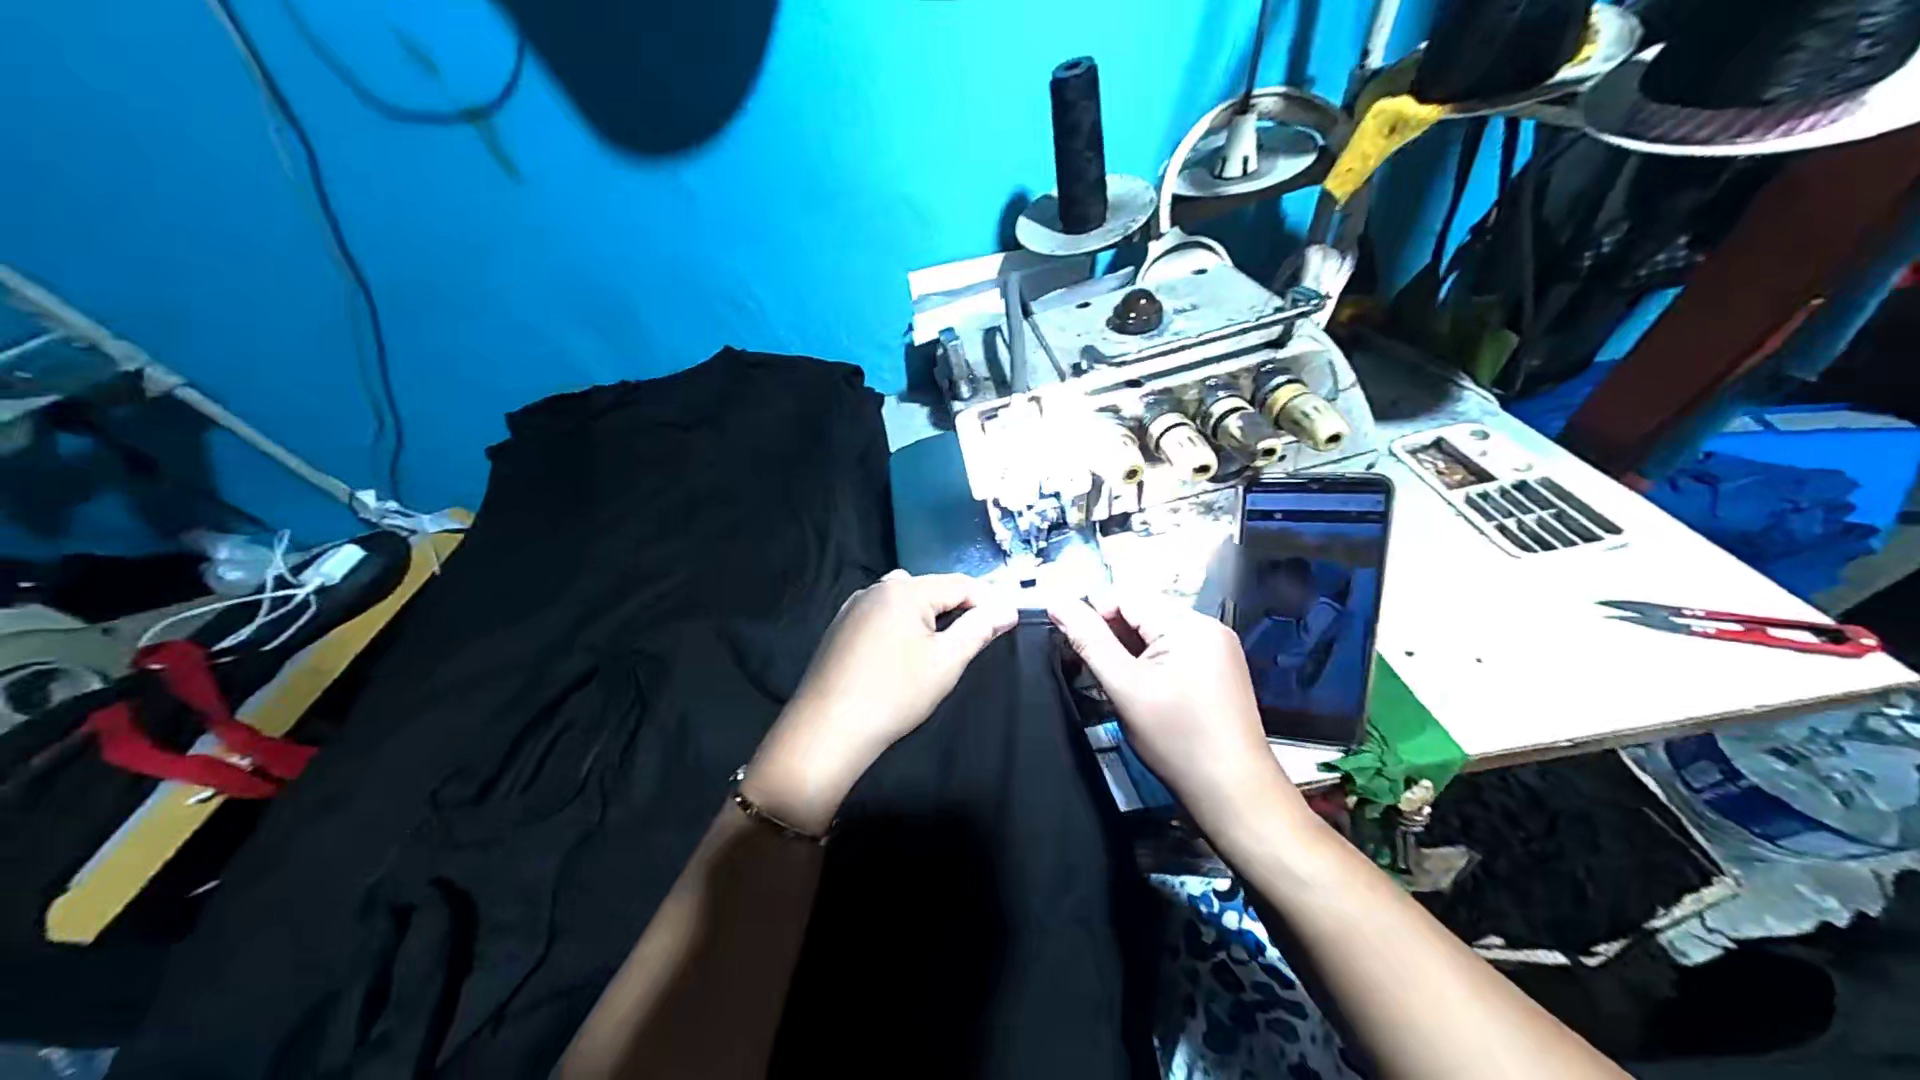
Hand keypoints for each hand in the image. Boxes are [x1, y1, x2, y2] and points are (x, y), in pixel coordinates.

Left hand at [743, 570, 1018, 833]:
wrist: (828, 729)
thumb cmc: (895, 694)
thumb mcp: (946, 662)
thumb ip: (979, 629)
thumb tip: (1006, 609)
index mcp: (904, 590)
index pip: (959, 583)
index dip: (987, 600)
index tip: (1008, 621)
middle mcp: (876, 588)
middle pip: (930, 587)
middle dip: (958, 606)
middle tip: (978, 635)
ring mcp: (853, 606)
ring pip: (903, 598)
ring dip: (928, 613)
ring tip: (942, 643)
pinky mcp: (840, 627)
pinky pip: (881, 613)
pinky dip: (901, 622)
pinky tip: (903, 651)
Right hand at [1046, 589, 1308, 830]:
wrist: (1233, 790)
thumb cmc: (1176, 739)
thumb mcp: (1124, 687)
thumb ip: (1088, 640)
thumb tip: (1057, 602)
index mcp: (1188, 623)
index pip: (1126, 597)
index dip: (1095, 617)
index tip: (1077, 649)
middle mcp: (1207, 627)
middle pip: (1142, 614)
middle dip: (1114, 638)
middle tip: (1097, 674)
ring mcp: (1217, 649)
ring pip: (1156, 635)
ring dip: (1131, 653)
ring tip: (1122, 687)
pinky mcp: (1219, 671)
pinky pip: (1175, 652)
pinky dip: (1152, 665)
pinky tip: (1145, 693)